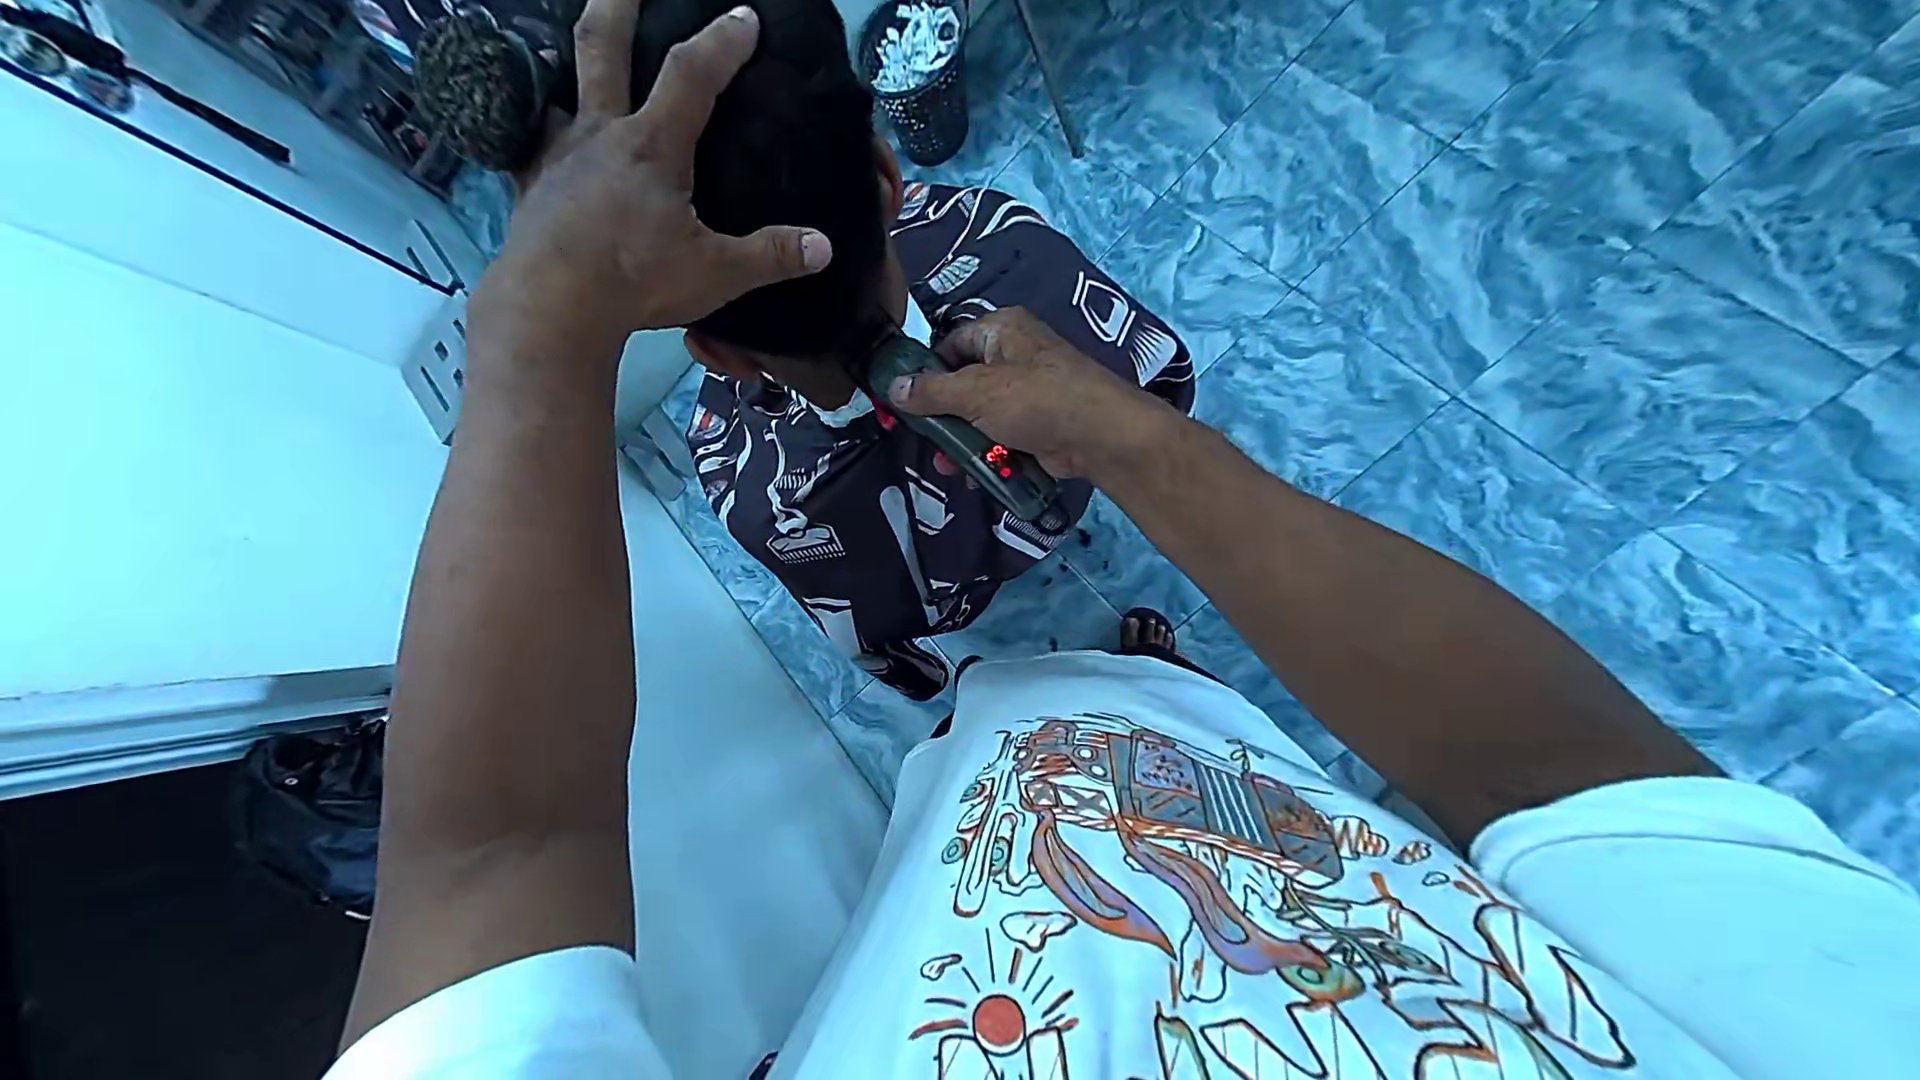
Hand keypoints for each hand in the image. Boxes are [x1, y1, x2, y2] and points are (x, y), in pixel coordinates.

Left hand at [469, 0, 831, 369]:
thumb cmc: (640, 280)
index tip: (745, 14)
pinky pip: (533, 140)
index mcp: (653, 147)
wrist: (556, 304)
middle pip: (602, 44)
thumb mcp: (719, 273)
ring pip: (562, 86)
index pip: (692, 75)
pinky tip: (547, 138)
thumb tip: (824, 246)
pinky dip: (542, 129)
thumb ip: (771, 256)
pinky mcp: (530, 184)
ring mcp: (558, 154)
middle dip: (619, 3)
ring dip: (573, 60)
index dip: (722, 41)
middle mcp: (601, 133)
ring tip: (587, 59)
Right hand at [888, 308, 1176, 478]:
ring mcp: (1031, 392)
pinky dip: (989, 454)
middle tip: (928, 442)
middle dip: (944, 418)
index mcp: (1002, 330)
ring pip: (982, 416)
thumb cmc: (1035, 400)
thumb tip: (892, 388)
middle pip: (965, 385)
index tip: (907, 401)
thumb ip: (930, 392)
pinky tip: (976, 476)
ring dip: (963, 443)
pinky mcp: (1040, 424)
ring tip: (949, 467)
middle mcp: (1016, 355)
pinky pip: (1004, 436)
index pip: (951, 343)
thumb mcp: (974, 392)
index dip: (927, 371)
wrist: (1099, 436)